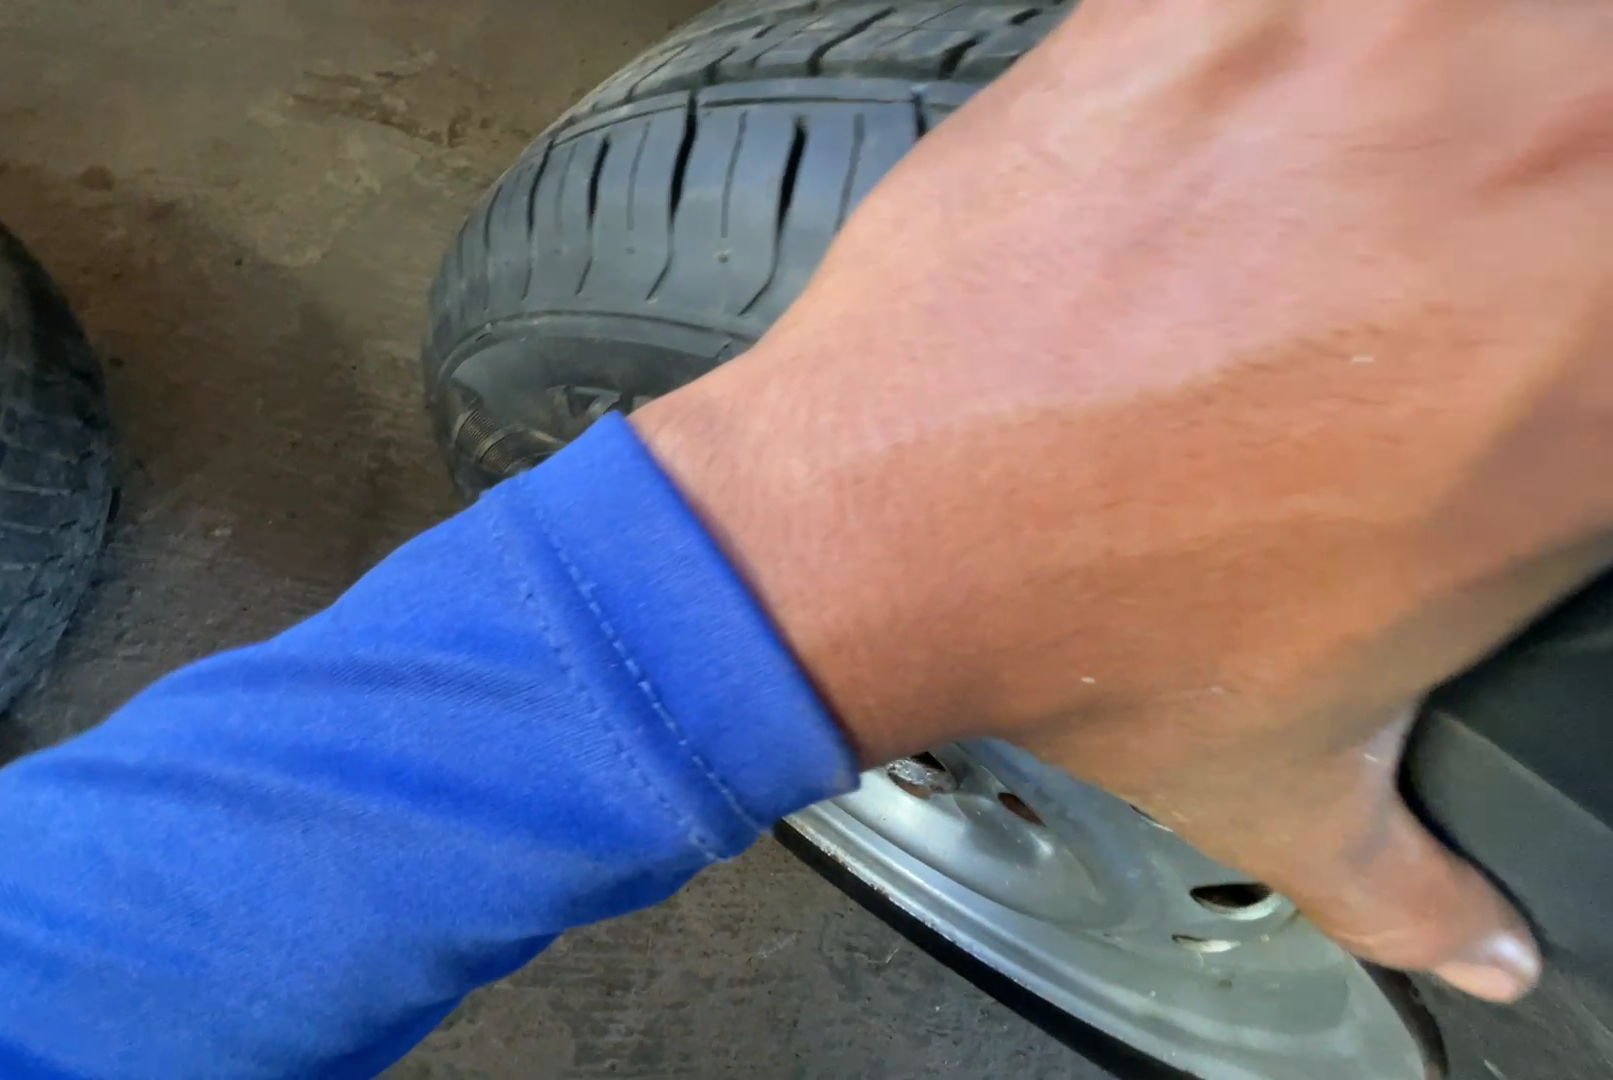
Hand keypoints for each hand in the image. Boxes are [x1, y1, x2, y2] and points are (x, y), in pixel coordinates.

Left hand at [633, 0, 1612, 1003]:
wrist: (869, 529)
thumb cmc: (1057, 633)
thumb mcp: (1267, 773)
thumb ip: (1405, 859)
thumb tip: (1486, 948)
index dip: (1569, 300)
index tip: (1506, 302)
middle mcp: (1555, 165)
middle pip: (1585, 109)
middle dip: (1509, 164)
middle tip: (1362, 244)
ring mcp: (1365, 54)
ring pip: (1457, 23)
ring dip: (1391, 82)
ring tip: (1277, 186)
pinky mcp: (1180, 19)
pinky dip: (1224, 31)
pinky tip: (1192, 102)